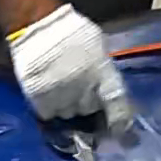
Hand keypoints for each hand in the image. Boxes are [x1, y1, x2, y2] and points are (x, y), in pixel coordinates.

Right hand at [7, 4, 132, 132]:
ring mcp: (59, 94)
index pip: (115, 100)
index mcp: (101, 72)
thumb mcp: (95, 47)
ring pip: (67, 114)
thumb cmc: (70, 33)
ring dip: (68, 109)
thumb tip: (102, 87)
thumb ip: (100, 69)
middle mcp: (82, 87)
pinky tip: (49, 100)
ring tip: (64, 97)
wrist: (39, 30)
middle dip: (87, 106)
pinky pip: (47, 114)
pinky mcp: (39, 99)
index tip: (121, 130)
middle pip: (87, 110)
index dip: (120, 118)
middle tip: (82, 98)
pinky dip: (50, 110)